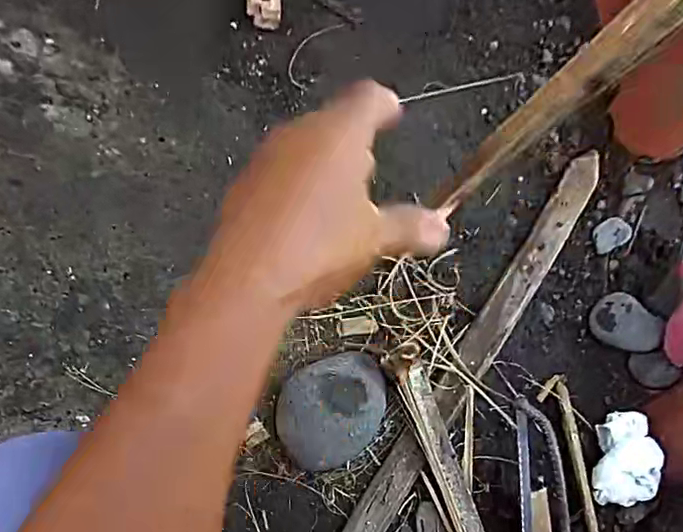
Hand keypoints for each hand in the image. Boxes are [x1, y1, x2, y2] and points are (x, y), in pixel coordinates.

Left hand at [190, 81, 450, 315]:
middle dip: (351, 147)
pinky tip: (297, 229)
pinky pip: (276, 181)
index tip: (393, 114)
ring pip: (301, 154)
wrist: (247, 281)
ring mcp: (264, 160)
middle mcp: (298, 133)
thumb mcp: (372, 240)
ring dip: (319, 172)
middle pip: (332, 126)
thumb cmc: (319, 249)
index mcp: (339, 132)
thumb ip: (408, 228)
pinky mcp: (241, 189)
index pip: (369, 99)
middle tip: (366, 175)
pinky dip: (292, 195)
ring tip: (333, 209)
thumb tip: (441, 230)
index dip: (384, 106)